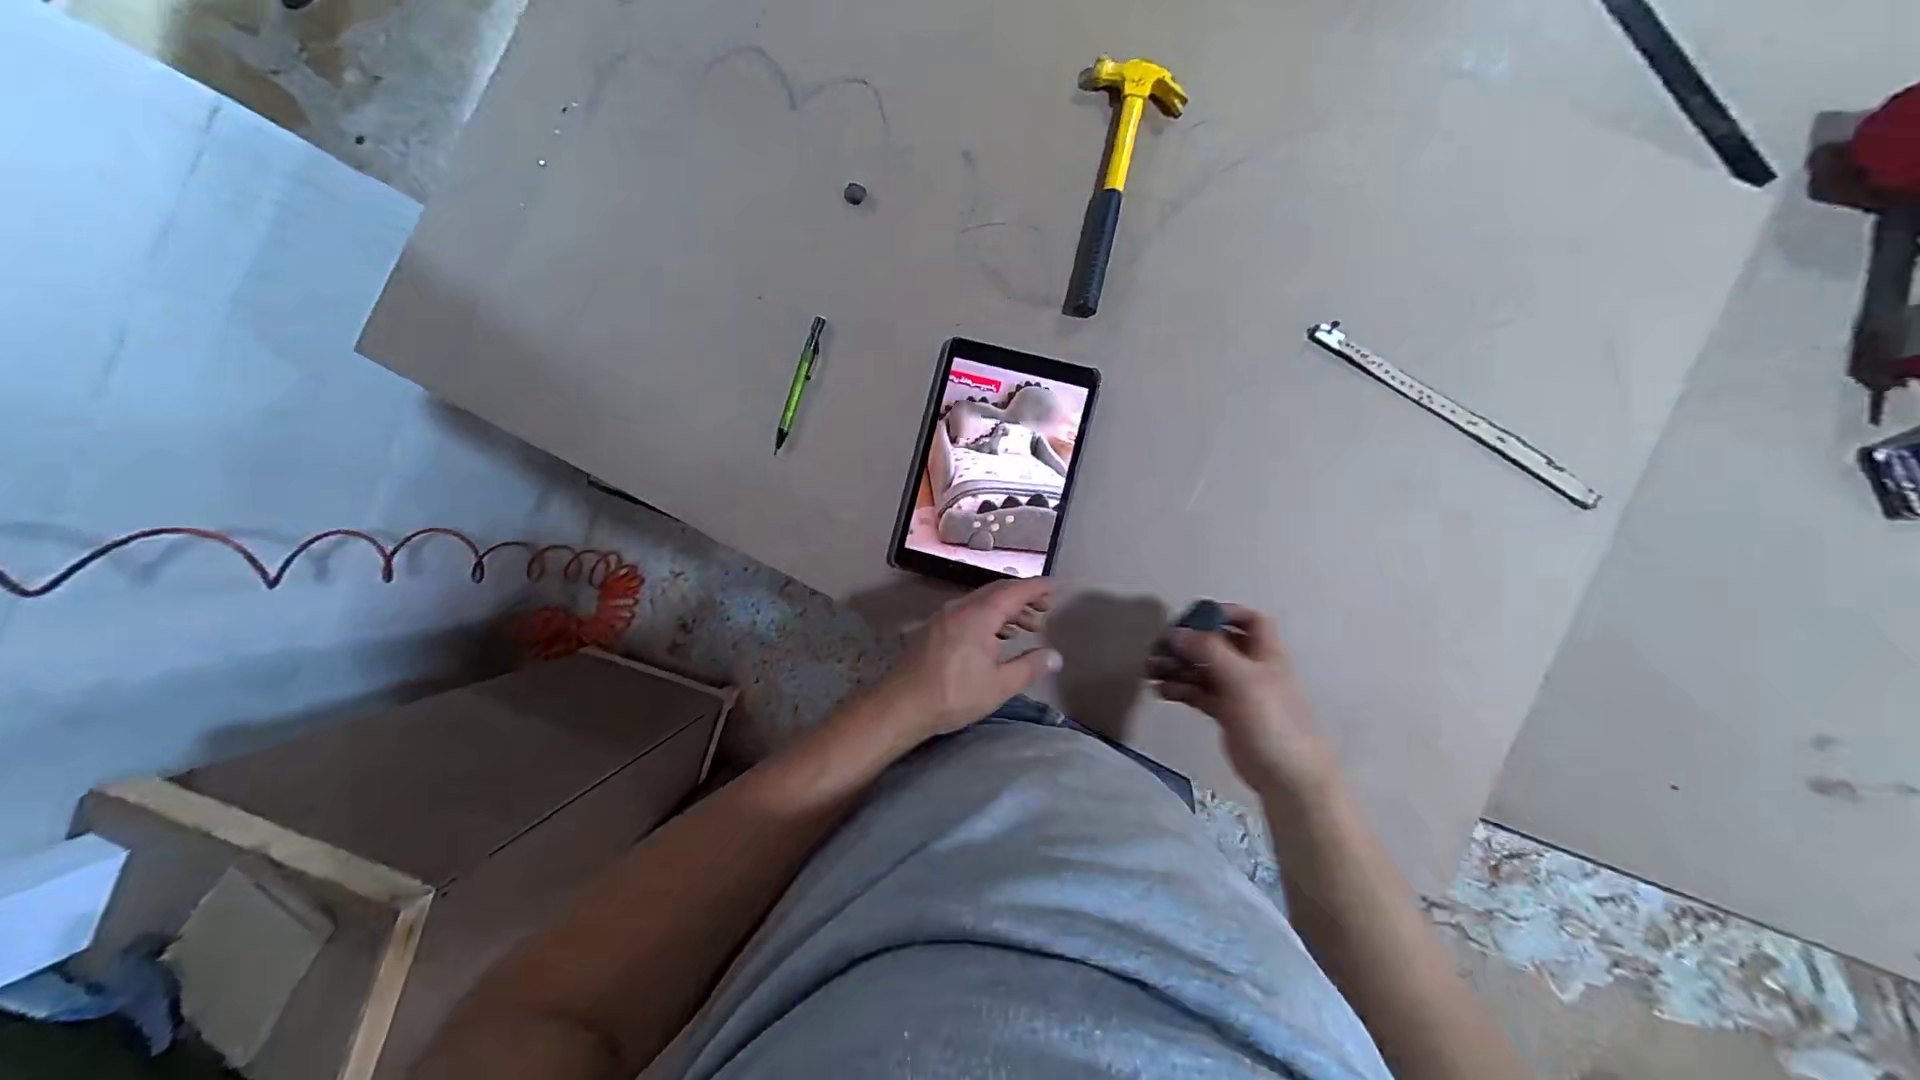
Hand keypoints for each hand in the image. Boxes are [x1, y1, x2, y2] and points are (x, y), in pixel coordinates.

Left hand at [871, 578, 1060, 741]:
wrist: (901, 706)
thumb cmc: (953, 695)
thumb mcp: (999, 685)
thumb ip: (1030, 667)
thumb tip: (1055, 656)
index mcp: (978, 616)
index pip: (1014, 592)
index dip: (1037, 588)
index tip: (1055, 587)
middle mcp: (960, 608)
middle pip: (997, 592)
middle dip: (1023, 597)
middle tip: (1044, 610)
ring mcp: (944, 617)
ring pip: (982, 602)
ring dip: (1006, 609)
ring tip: (1027, 626)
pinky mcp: (935, 629)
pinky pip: (969, 612)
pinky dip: (989, 617)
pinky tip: (996, 636)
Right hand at [1145, 604, 1338, 801]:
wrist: (1288, 776)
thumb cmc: (1272, 720)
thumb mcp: (1242, 679)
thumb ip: (1209, 651)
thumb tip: (1177, 632)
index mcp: (1265, 653)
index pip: (1250, 620)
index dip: (1225, 613)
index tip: (1194, 618)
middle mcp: (1251, 668)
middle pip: (1216, 644)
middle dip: (1188, 643)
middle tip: (1159, 647)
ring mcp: (1237, 692)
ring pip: (1203, 669)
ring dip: (1177, 666)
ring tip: (1150, 670)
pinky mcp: (1225, 713)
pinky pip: (1198, 693)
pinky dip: (1180, 689)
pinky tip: (1161, 691)